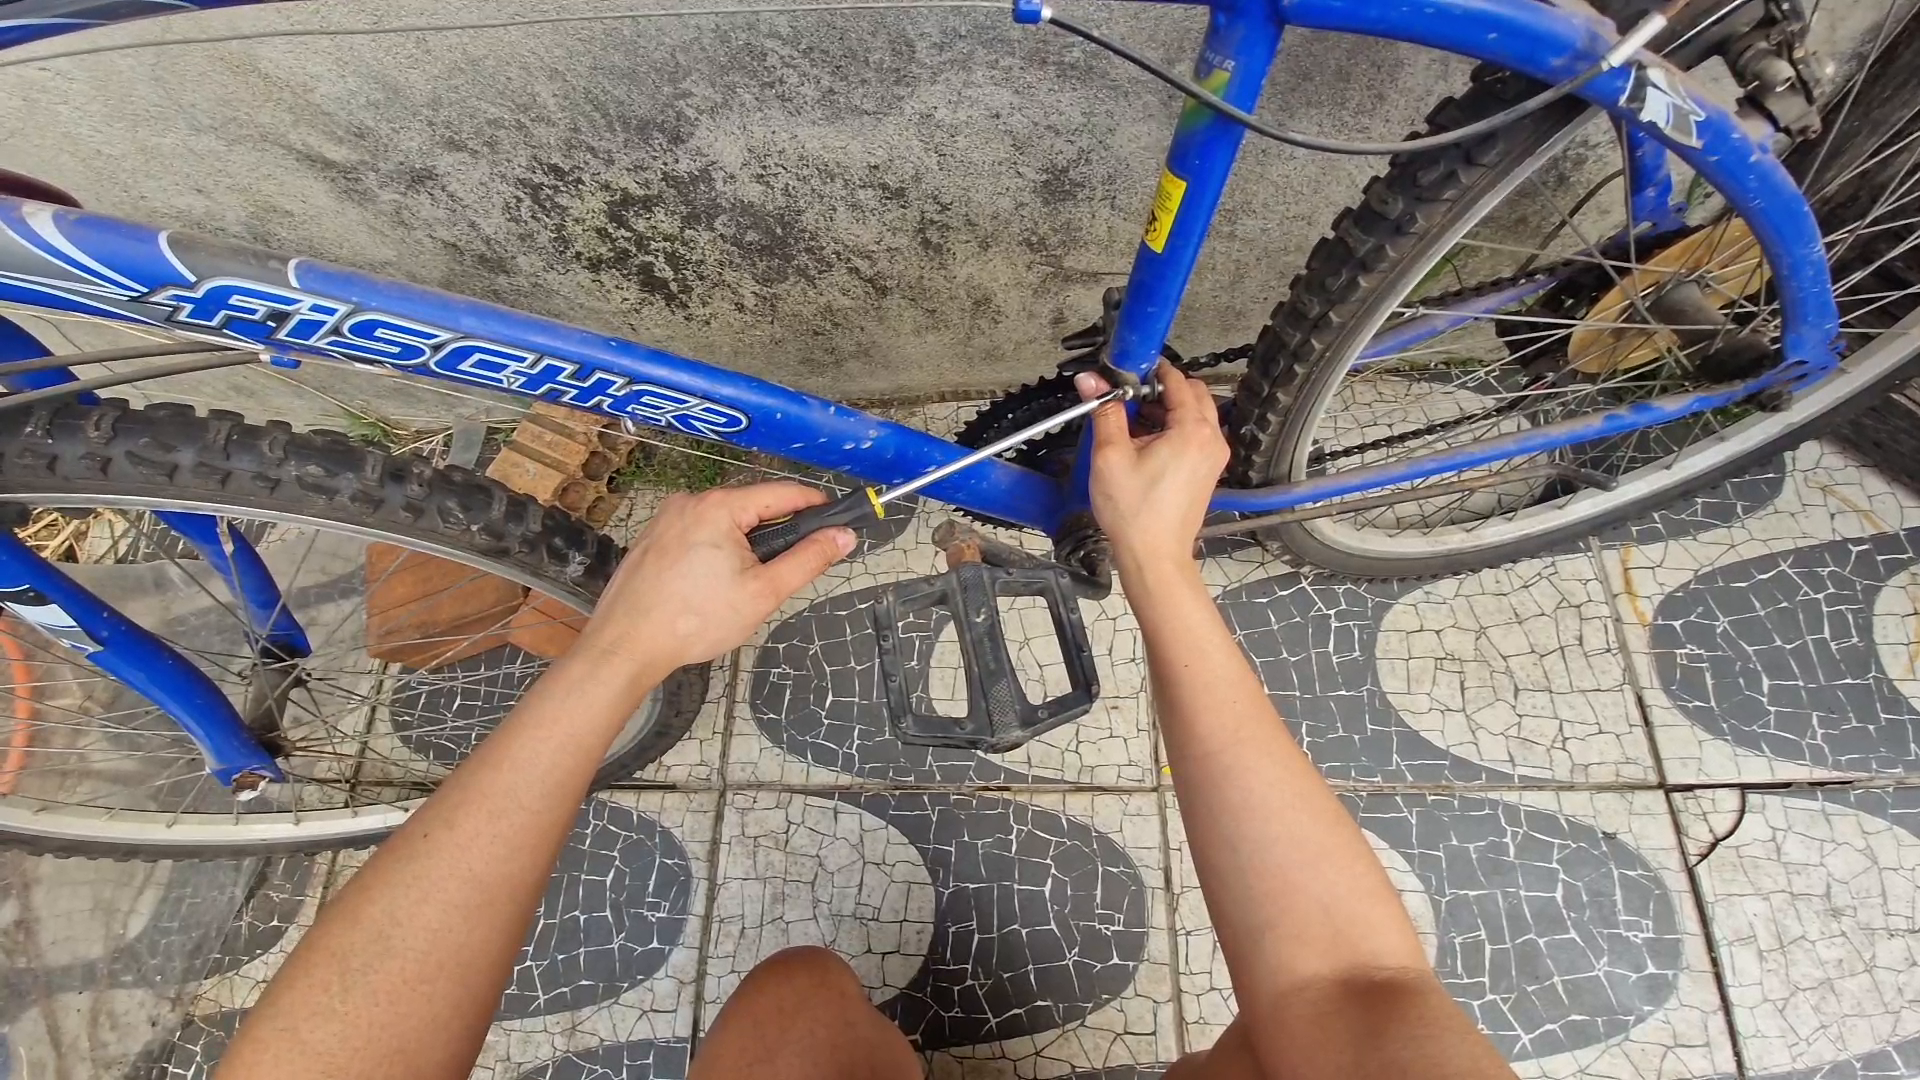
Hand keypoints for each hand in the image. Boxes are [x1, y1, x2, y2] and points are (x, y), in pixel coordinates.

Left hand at [572, 483, 854, 689]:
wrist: (626, 646)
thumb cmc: (697, 620)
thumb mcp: (764, 592)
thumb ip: (808, 559)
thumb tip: (844, 536)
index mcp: (720, 506)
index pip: (783, 493)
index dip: (816, 505)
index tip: (838, 520)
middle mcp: (691, 501)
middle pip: (752, 506)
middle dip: (777, 532)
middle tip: (791, 567)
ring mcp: (668, 517)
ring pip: (726, 521)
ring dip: (747, 543)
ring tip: (750, 584)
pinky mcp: (653, 537)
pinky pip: (700, 532)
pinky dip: (718, 549)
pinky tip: (715, 584)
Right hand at [1074, 362, 1228, 577]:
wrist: (1154, 554)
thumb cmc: (1135, 512)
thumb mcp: (1110, 456)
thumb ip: (1104, 411)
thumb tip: (1090, 381)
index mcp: (1192, 430)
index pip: (1178, 380)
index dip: (1150, 372)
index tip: (1127, 373)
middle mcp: (1211, 439)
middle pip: (1193, 394)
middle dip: (1162, 389)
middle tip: (1130, 398)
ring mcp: (1213, 457)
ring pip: (1196, 414)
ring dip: (1169, 409)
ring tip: (1135, 423)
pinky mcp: (1207, 472)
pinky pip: (1196, 436)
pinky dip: (1176, 430)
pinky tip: (1147, 444)